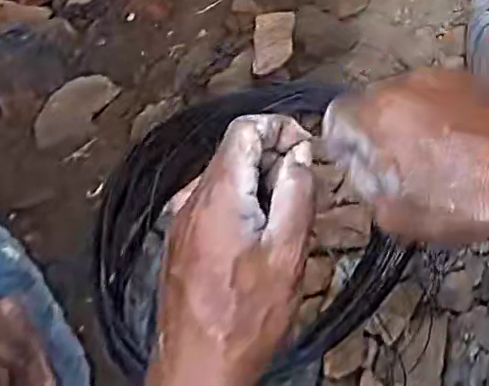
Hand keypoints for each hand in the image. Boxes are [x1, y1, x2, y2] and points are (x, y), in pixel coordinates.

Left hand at [148, 115, 314, 385]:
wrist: (196, 378)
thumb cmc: (243, 321)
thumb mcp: (288, 249)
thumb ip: (297, 189)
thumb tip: (300, 153)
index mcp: (217, 197)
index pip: (246, 128)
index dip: (282, 128)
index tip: (306, 151)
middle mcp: (191, 203)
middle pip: (238, 148)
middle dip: (277, 158)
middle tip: (304, 189)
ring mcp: (182, 224)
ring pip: (230, 173)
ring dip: (264, 181)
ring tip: (287, 217)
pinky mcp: (182, 243)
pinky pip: (218, 200)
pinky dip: (246, 201)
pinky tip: (263, 235)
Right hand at [323, 69, 488, 244]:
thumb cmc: (457, 199)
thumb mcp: (394, 213)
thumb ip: (367, 182)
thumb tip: (366, 166)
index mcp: (378, 114)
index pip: (337, 115)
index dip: (344, 142)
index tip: (359, 163)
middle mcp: (405, 83)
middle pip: (375, 101)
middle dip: (377, 127)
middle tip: (395, 161)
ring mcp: (441, 75)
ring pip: (408, 95)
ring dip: (409, 116)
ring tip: (430, 151)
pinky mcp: (469, 77)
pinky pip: (438, 93)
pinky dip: (438, 110)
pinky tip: (455, 138)